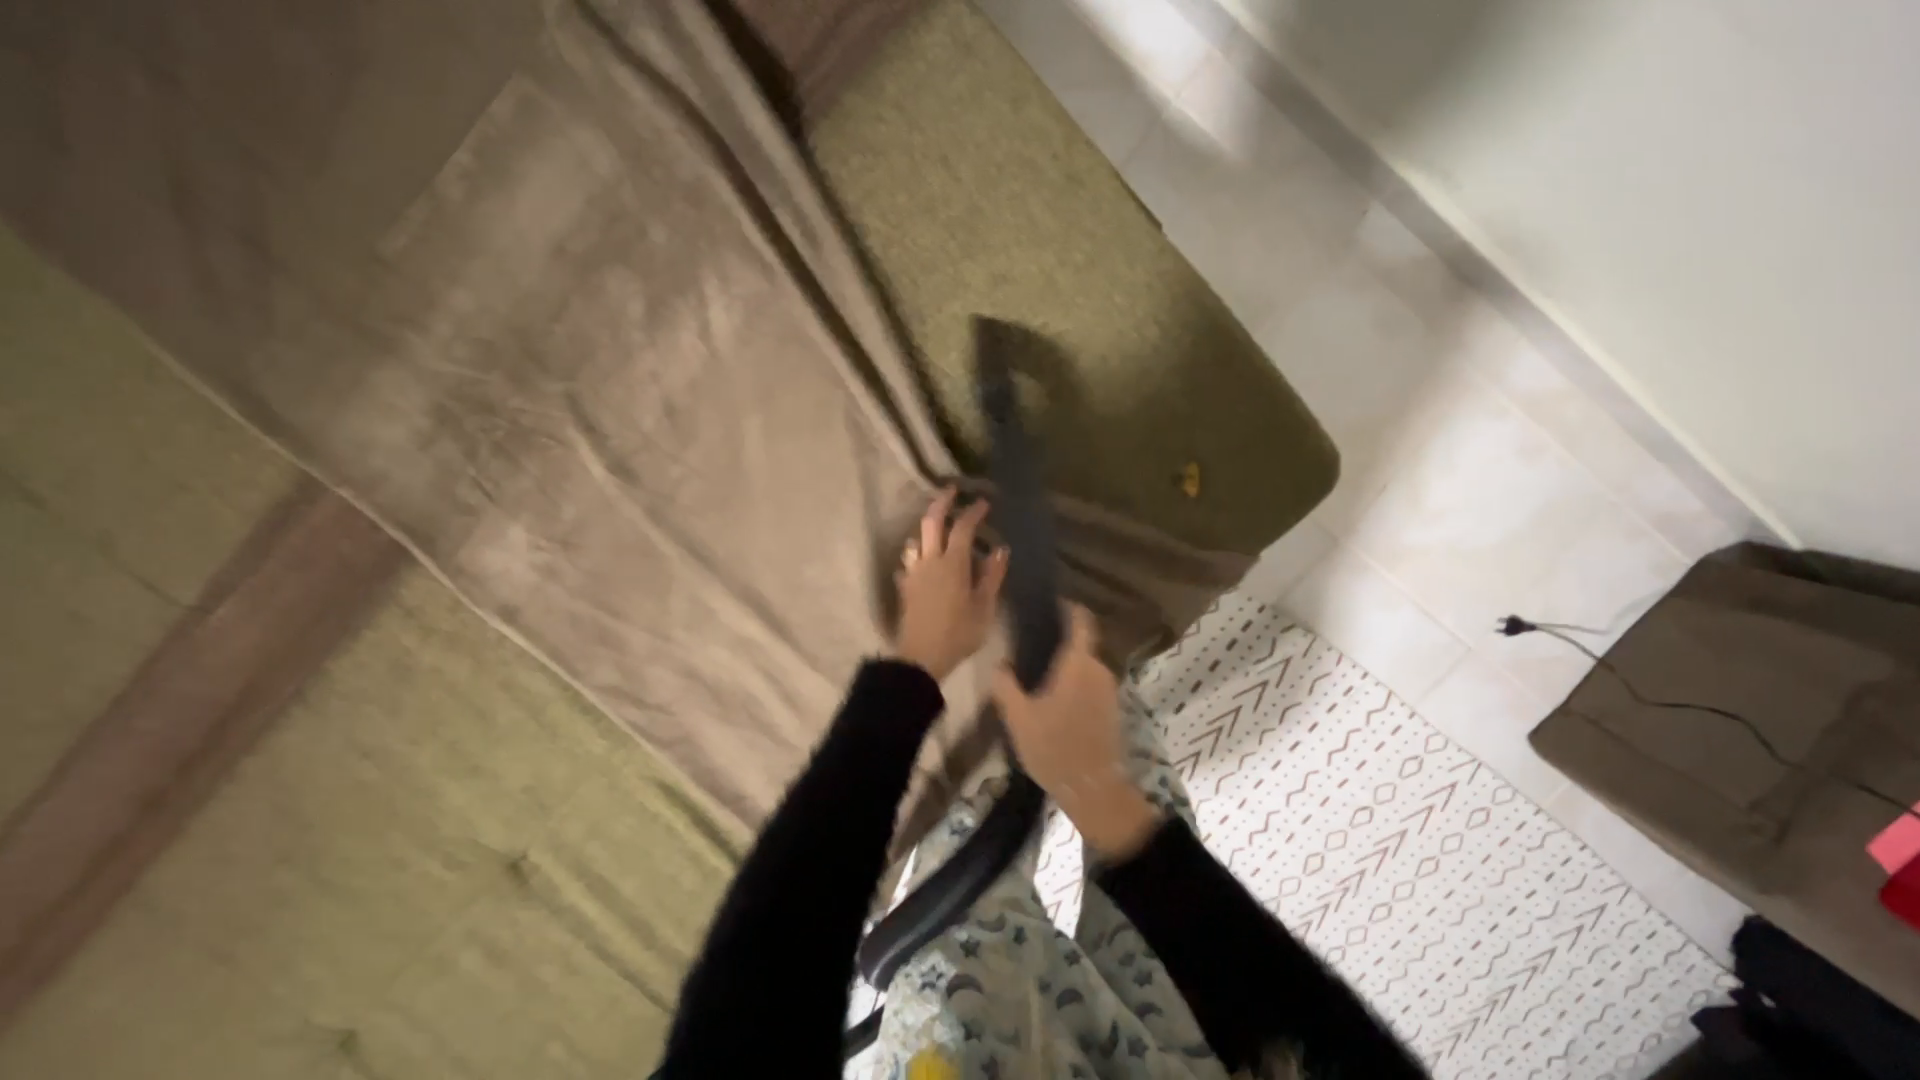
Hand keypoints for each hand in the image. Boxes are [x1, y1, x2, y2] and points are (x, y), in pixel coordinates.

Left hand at [892, 488, 1007, 681]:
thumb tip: (1000, 549)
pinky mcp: (905, 586)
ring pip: (917, 539)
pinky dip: (917, 552)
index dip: (973, 512)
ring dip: (927, 528)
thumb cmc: (958, 633)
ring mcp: (914, 572)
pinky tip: (921, 559)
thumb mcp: (984, 607)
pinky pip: (910, 560)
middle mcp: (930, 561)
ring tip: (937, 526)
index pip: (963, 528)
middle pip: (932, 522)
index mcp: (953, 563)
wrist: (921, 657)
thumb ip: (991, 576)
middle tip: (952, 490)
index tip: (984, 503)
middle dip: (942, 502)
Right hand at [991, 605, 1162, 859]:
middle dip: (1060, 641)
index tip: (1051, 602)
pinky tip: (1056, 698)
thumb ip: (1005, 685)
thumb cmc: (1054, 747)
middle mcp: (1099, 670)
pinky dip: (1076, 684)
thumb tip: (1000, 663)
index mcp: (1078, 663)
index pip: (1080, 621)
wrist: (1093, 789)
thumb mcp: (1018, 718)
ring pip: (1086, 667)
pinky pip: (1092, 684)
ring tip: (1040, 673)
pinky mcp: (1113, 710)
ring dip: (1068, 666)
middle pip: (1081, 645)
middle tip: (1032, 644)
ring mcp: (1110, 691)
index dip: (1068, 607)